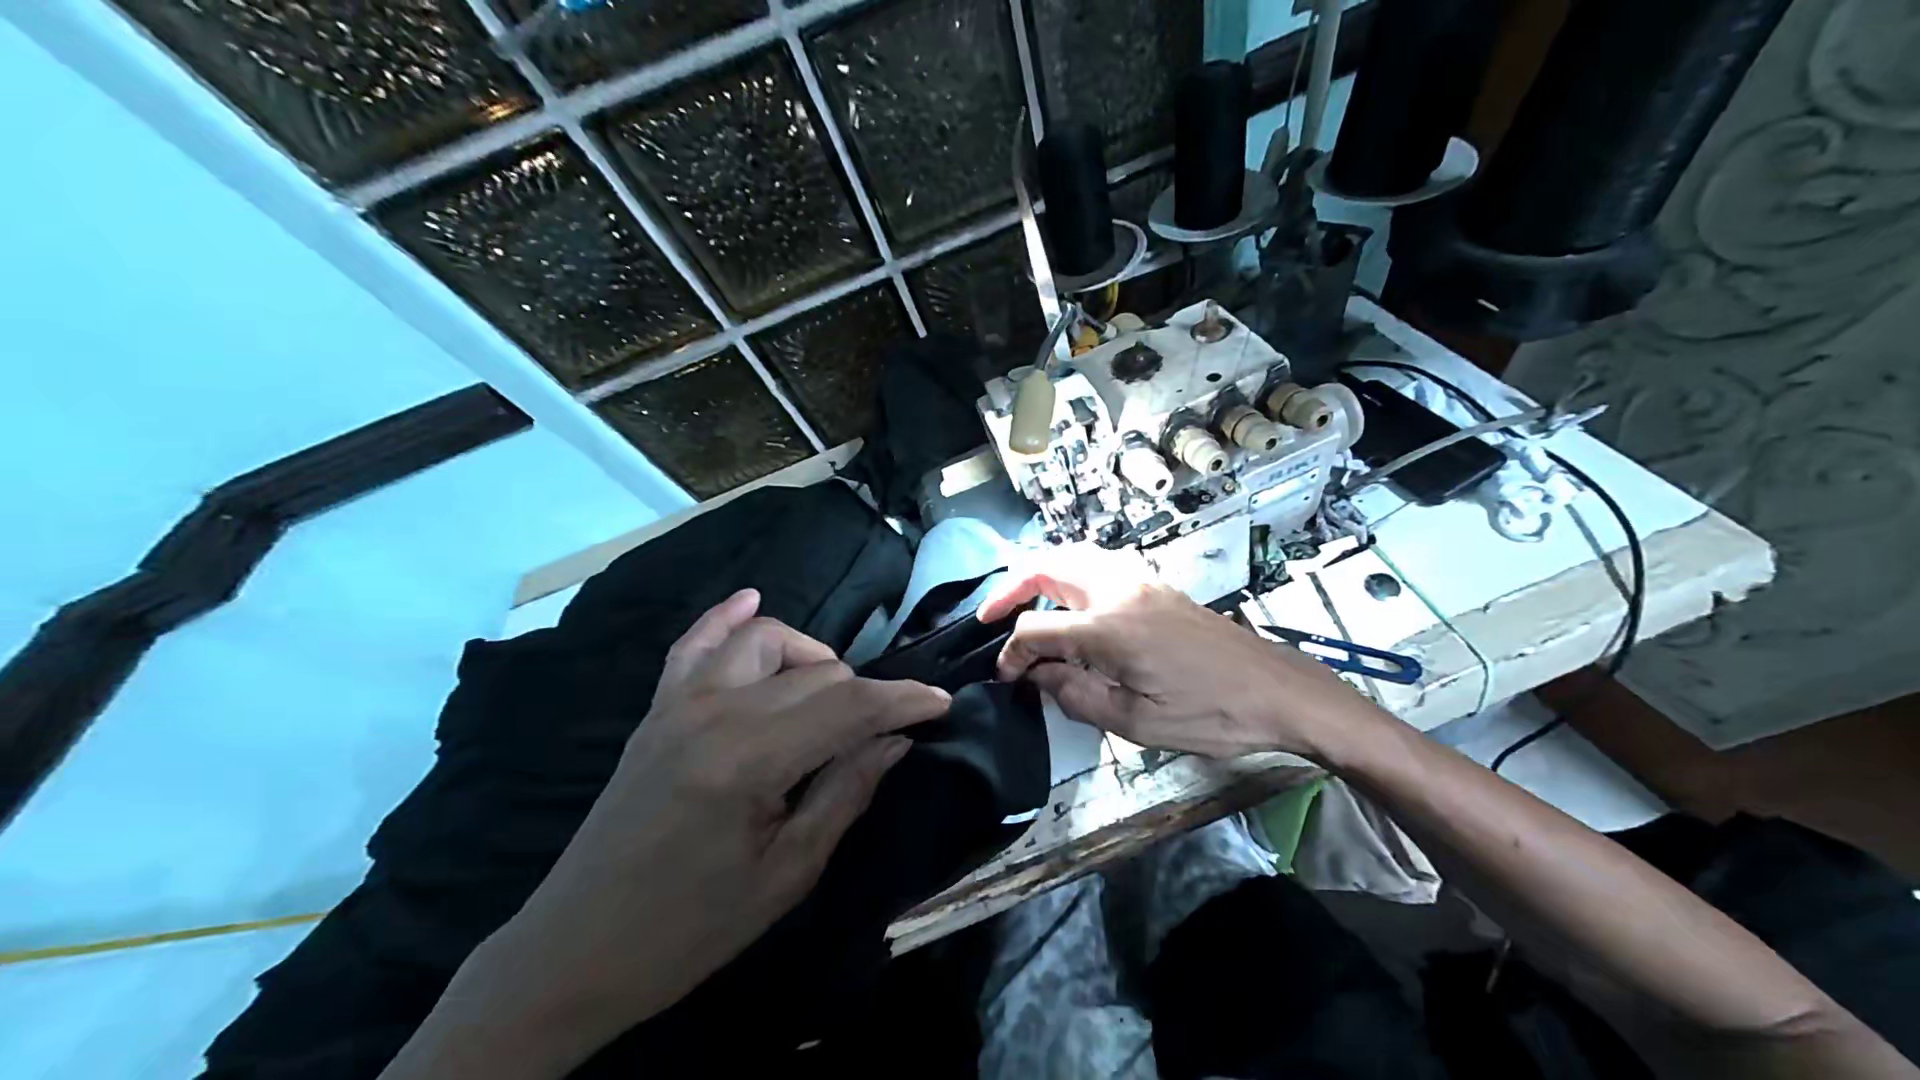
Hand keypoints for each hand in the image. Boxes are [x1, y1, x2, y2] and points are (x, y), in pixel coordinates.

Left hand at [386, 590, 950, 1078]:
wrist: (577, 950)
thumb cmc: (691, 929)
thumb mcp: (787, 875)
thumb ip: (845, 794)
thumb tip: (894, 742)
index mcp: (747, 760)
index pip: (847, 706)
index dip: (902, 701)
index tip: (941, 703)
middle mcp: (713, 712)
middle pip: (815, 672)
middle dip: (863, 694)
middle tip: (886, 731)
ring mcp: (678, 703)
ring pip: (764, 640)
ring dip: (811, 659)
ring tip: (831, 698)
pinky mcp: (656, 709)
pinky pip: (694, 643)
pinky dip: (727, 619)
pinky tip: (751, 600)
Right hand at [977, 546, 1377, 759]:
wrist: (1278, 690)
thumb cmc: (1211, 714)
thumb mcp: (1136, 723)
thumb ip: (1076, 695)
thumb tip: (1037, 675)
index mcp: (1110, 628)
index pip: (1038, 627)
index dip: (1012, 651)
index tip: (1007, 676)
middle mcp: (1119, 591)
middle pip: (1047, 566)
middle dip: (1010, 587)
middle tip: (990, 615)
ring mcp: (1140, 581)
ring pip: (1074, 556)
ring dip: (1039, 573)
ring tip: (1021, 601)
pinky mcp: (1156, 585)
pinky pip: (1097, 563)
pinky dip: (1068, 573)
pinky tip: (1067, 601)